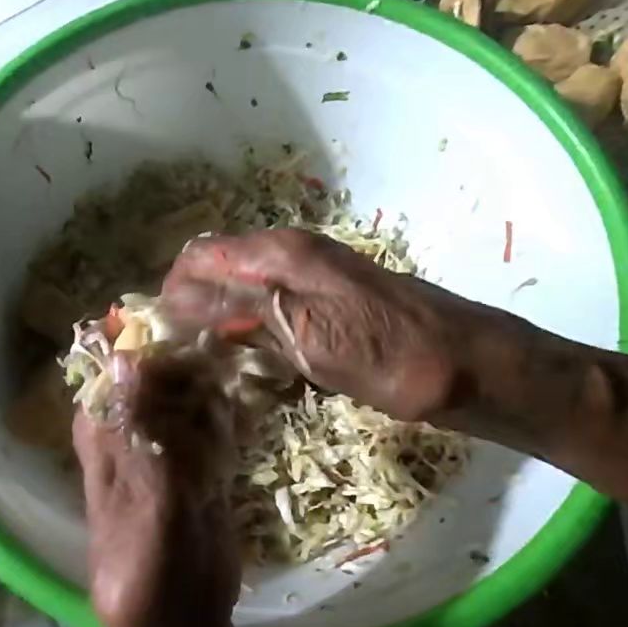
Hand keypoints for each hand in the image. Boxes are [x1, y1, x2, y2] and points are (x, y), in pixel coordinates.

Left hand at [73, 352, 239, 626]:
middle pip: (160, 375)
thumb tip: (124, 357)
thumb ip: (139, 429)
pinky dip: (229, 413)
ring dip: (213, 381)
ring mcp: (170, 448)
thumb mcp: (143, 497)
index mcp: (104, 434)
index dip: (148, 338)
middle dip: (190, 357)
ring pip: (190, 396)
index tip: (187, 312)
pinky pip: (214, 425)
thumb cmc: (147, 565)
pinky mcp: (202, 465)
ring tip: (239, 366)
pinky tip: (245, 405)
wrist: (182, 620)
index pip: (116, 367)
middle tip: (226, 340)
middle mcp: (133, 432)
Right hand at [162, 229, 478, 421]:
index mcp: (282, 254)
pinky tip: (253, 373)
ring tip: (210, 372)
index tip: (160, 337)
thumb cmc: (389, 352)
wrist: (467, 366)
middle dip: (193, 312)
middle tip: (182, 361)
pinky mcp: (327, 310)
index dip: (172, 292)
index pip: (201, 257)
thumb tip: (179, 299)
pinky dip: (254, 341)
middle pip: (220, 274)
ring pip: (244, 298)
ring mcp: (311, 283)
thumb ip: (244, 309)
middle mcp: (292, 258)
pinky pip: (271, 319)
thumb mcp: (308, 331)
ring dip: (223, 330)